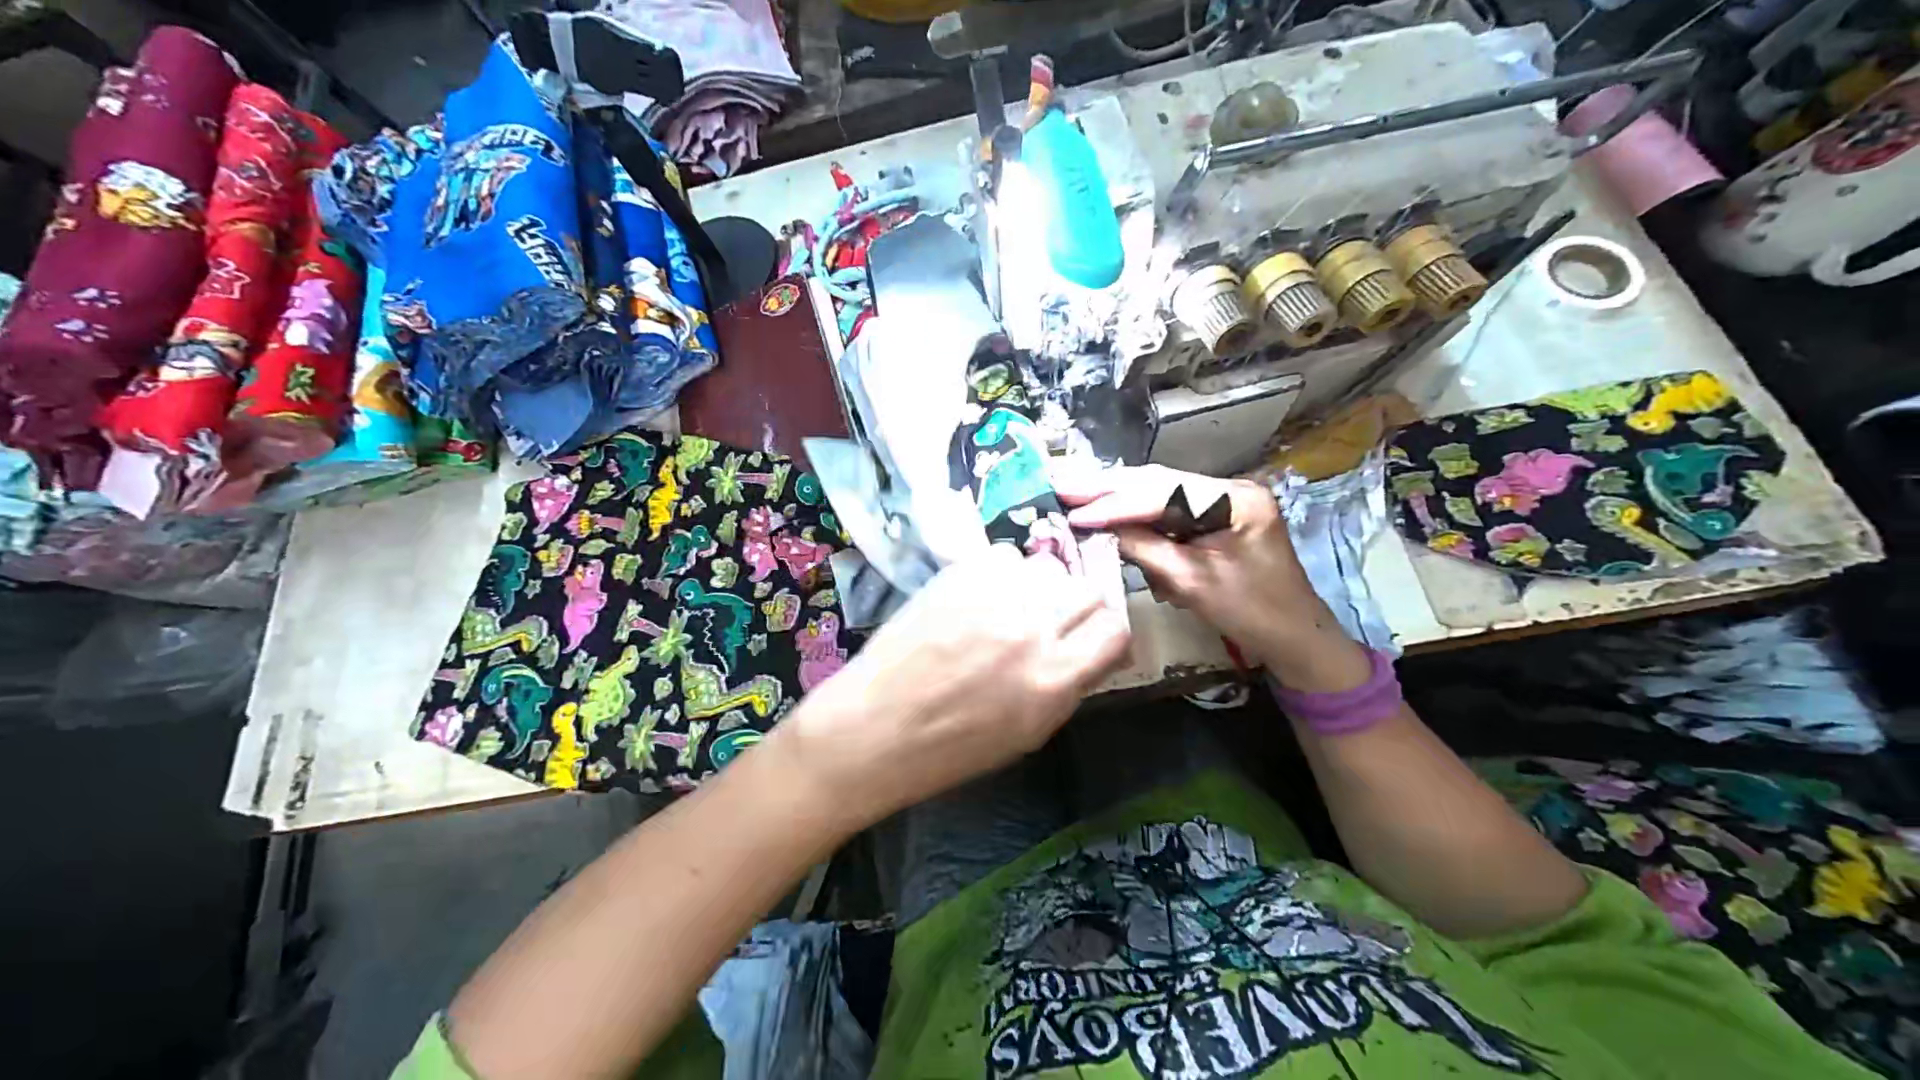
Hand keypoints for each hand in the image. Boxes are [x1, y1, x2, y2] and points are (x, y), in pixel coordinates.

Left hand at [768, 544, 1130, 828]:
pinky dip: (1003, 574)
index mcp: (1055, 679)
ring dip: (1041, 588)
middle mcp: (1032, 629)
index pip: (1116, 629)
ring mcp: (994, 596)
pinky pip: (1005, 556)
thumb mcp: (1028, 733)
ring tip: (1012, 608)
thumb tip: (1094, 651)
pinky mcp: (959, 574)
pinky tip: (981, 598)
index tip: (1093, 639)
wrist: (875, 728)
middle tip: (1054, 622)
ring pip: (1047, 568)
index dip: (1107, 634)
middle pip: (1088, 590)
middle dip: (1079, 607)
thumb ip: (1069, 685)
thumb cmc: (951, 749)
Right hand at [1053, 463, 1371, 692]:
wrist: (1296, 638)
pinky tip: (1110, 518)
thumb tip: (1096, 527)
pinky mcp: (1216, 519)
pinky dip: (1141, 520)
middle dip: (1108, 489)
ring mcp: (1223, 502)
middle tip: (1063, 486)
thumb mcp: (1191, 581)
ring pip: (1159, 494)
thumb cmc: (1251, 611)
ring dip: (1121, 502)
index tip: (1073, 512)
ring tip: (1078, 499)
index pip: (1161, 493)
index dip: (1113, 504)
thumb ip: (1143, 548)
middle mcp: (1229, 488)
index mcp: (1234, 498)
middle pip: (1157, 482)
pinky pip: (1170, 512)